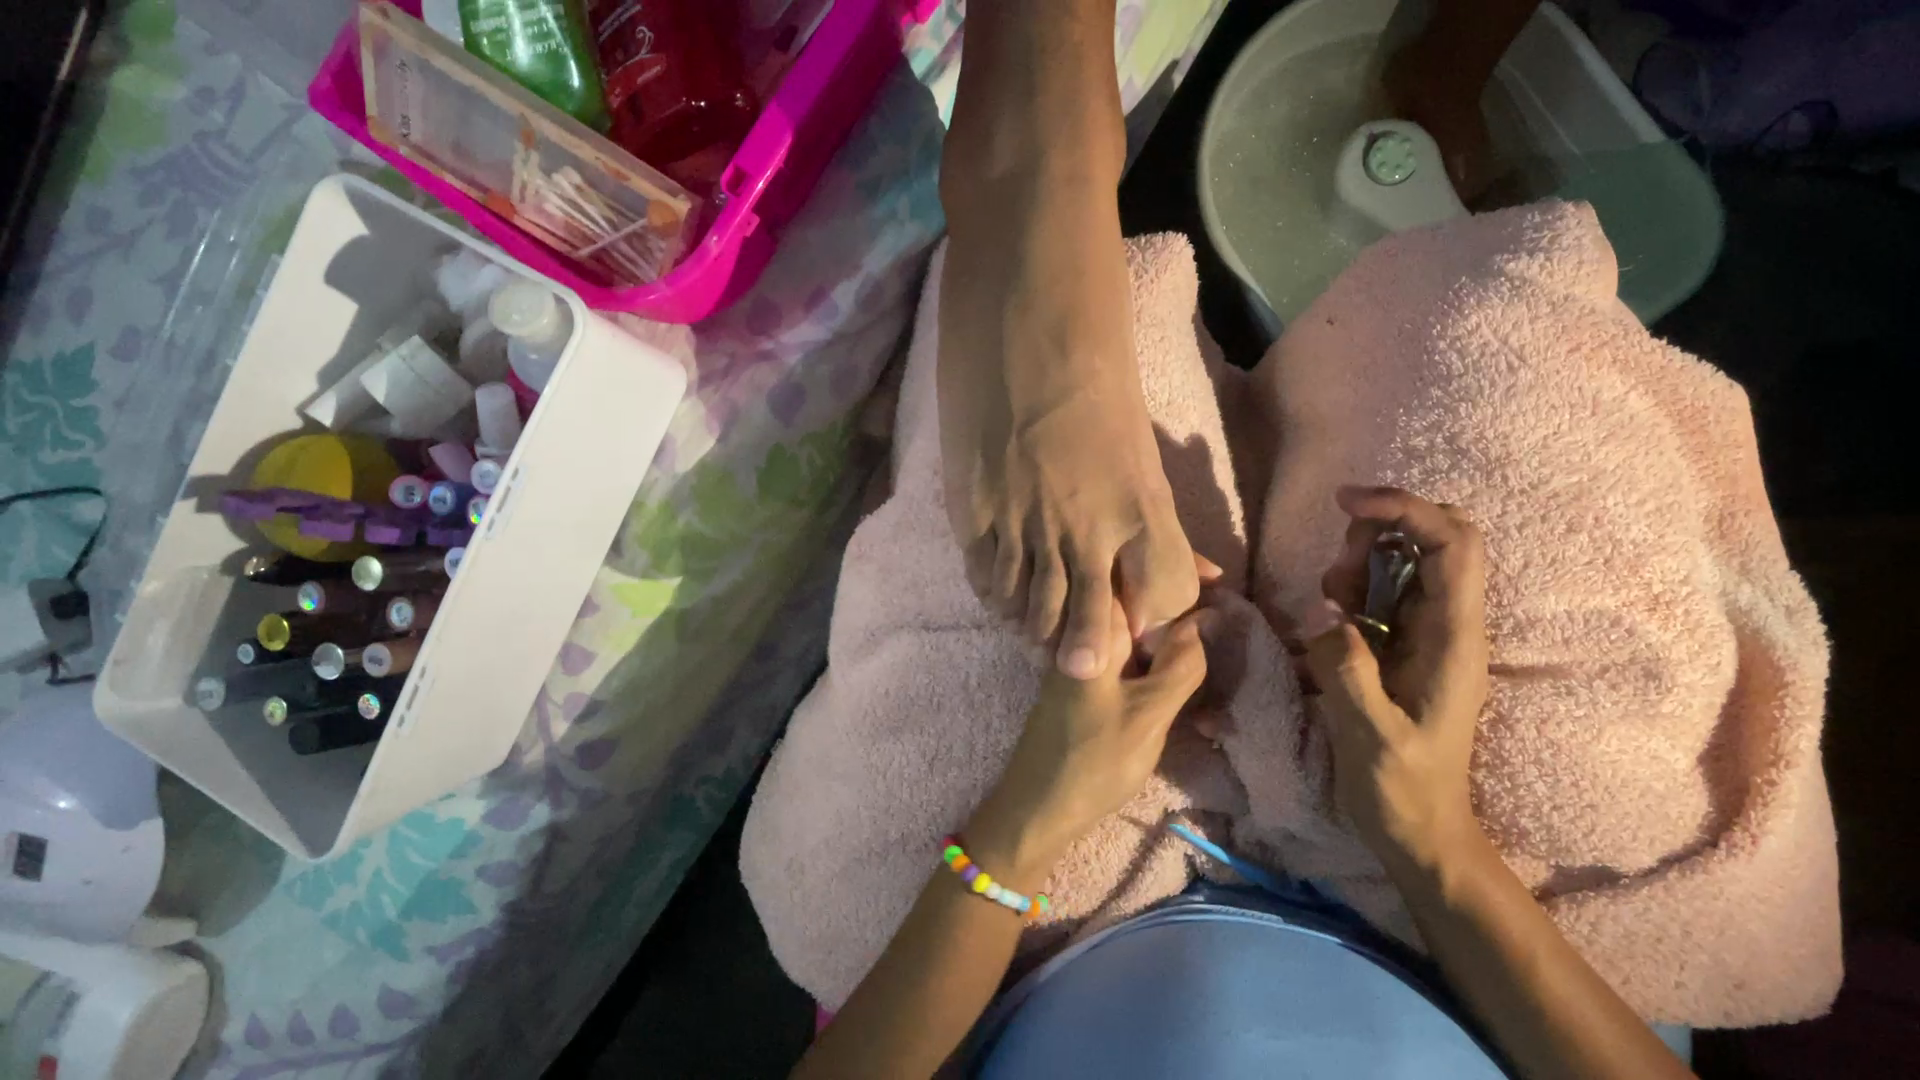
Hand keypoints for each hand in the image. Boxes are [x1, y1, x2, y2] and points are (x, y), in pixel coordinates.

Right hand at [939, 174, 1199, 681]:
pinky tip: (1006, 598)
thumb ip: (1157, 517)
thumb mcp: (1141, 441)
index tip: (1146, 629)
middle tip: (1087, 655)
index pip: (1161, 597)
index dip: (1156, 624)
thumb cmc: (1096, 355)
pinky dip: (999, 597)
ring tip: (1045, 632)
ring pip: (1032, 612)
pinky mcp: (972, 505)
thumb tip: (1195, 572)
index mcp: (1140, 501)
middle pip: (1089, 626)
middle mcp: (1084, 523)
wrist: (1024, 301)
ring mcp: (1022, 519)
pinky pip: (986, 577)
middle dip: (1091, 651)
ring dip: (1042, 629)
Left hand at [966, 598, 1209, 888]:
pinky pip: (1126, 653)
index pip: (1135, 576)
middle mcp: (1082, 631)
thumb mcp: (1149, 713)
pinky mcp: (1085, 680)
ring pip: (1133, 628)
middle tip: (1221, 598)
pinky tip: (1183, 667)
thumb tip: (1209, 614)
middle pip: (1136, 599)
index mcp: (1092, 628)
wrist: (1036, 808)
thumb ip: (1181, 663)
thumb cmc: (1093, 760)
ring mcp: (1082, 655)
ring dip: (1170, 630)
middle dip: (1178, 598)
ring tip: (1214, 630)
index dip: (1177, 567)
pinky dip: (1155, 655)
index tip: (1217, 572)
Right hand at [1298, 486, 1490, 872]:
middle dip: (1377, 533)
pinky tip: (1331, 625)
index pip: (1451, 543)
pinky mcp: (1404, 647)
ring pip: (1403, 562)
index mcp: (1454, 639)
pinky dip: (1351, 591)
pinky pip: (1382, 594)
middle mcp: (1449, 626)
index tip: (1346, 503)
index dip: (1404, 508)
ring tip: (1328, 607)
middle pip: (1432, 538)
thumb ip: (1346, 668)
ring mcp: (1428, 635)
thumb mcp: (1369, 735)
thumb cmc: (1401, 789)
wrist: (1421, 832)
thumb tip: (1326, 610)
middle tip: (1334, 576)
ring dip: (1358, 565)